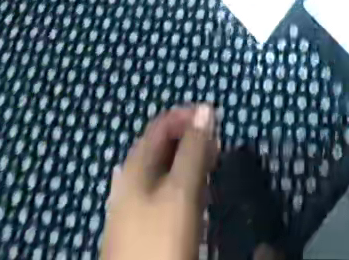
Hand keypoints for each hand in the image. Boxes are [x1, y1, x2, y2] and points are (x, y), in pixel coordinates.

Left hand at [100, 105, 219, 259]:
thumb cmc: (160, 240)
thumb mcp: (181, 191)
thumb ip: (193, 149)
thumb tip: (206, 109)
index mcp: (134, 166)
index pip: (161, 124)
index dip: (188, 116)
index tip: (217, 121)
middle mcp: (129, 182)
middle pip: (161, 147)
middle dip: (191, 139)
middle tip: (218, 145)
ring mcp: (132, 209)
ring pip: (164, 172)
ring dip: (189, 163)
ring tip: (213, 169)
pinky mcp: (141, 231)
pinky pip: (164, 195)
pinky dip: (184, 187)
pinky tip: (197, 199)